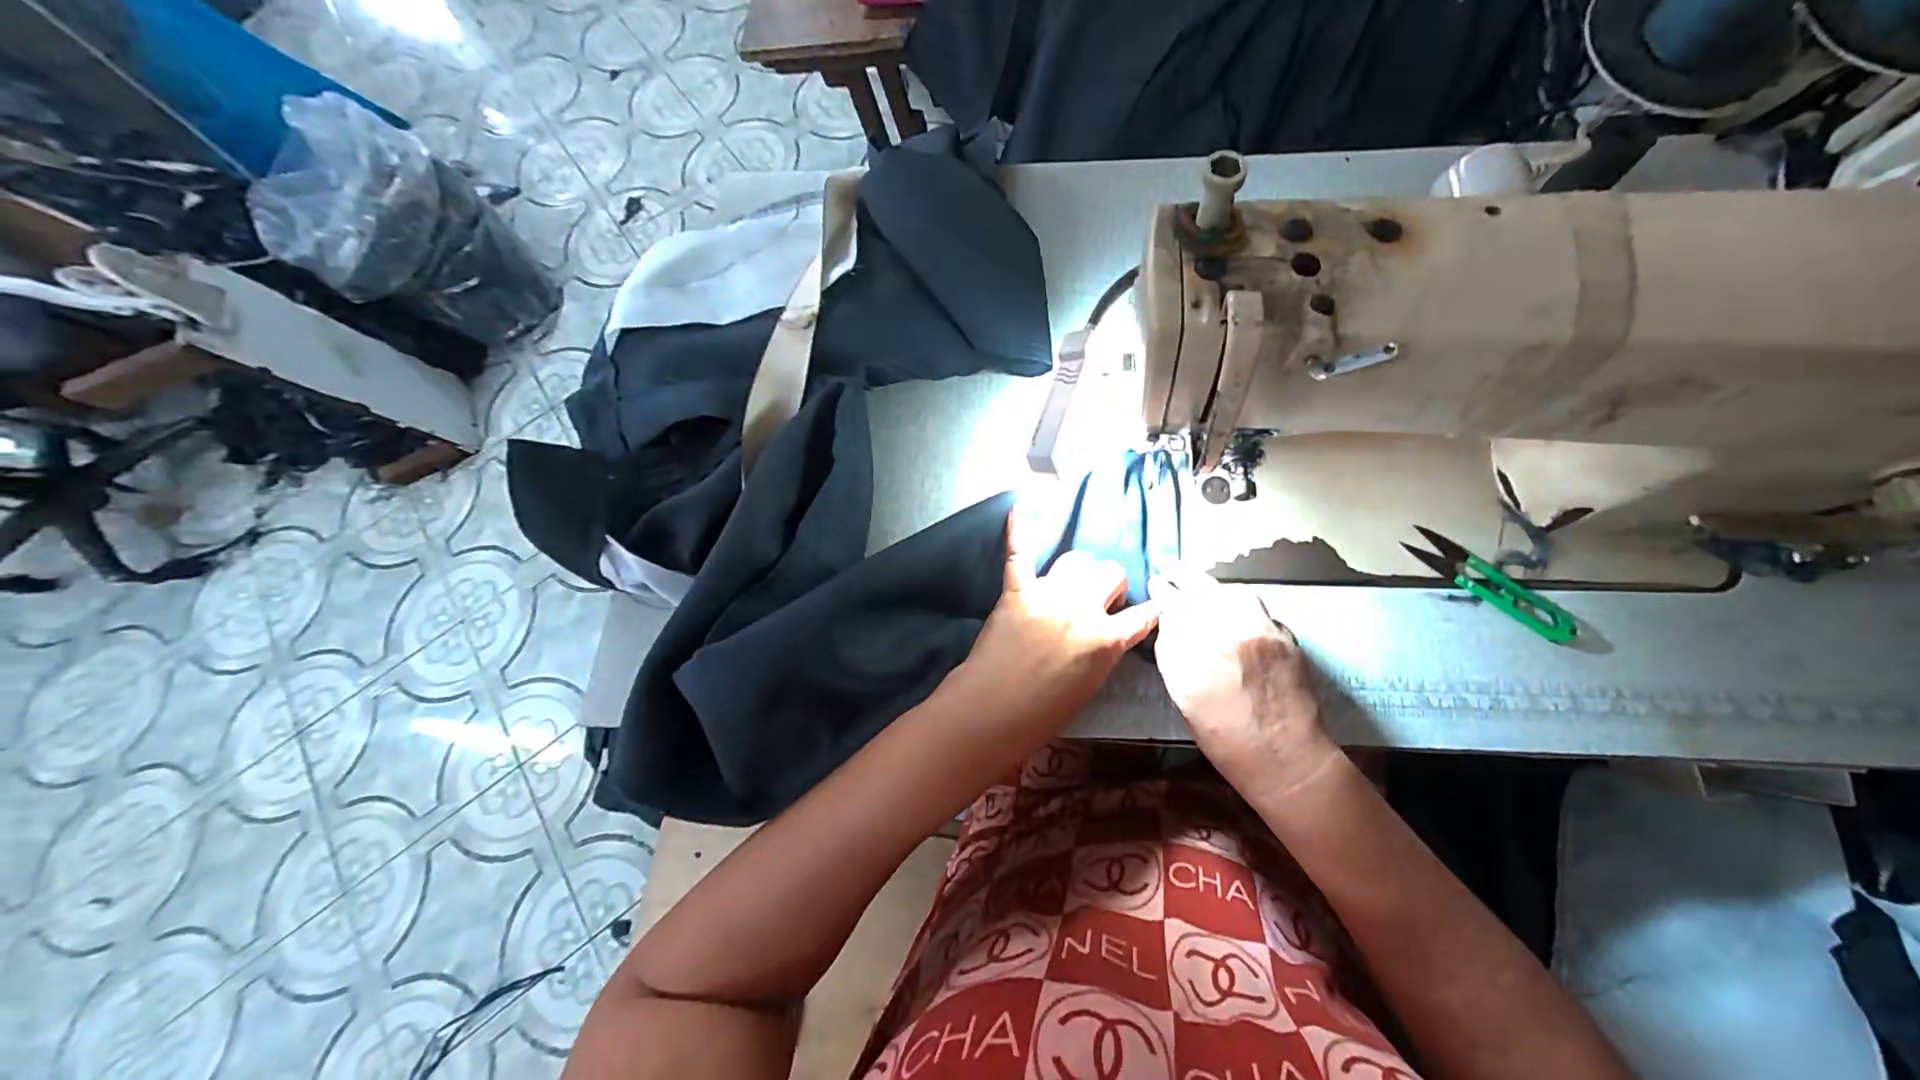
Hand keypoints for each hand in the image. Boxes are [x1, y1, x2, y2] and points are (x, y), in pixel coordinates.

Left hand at [944, 512, 1159, 735]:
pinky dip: (1019, 532)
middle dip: (1111, 584)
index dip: (1149, 612)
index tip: (1151, 608)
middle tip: (1099, 602)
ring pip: (1077, 560)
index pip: (1143, 615)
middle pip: (1111, 573)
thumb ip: (1104, 652)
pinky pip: (1020, 554)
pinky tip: (1019, 508)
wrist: (990, 711)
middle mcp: (1082, 609)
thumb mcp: (1090, 686)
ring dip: (1080, 569)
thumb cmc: (1042, 713)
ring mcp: (1048, 595)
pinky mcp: (1016, 591)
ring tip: (1073, 582)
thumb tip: (1108, 633)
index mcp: (1106, 639)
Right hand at [1151, 574, 1340, 796]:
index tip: (1157, 583)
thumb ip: (1173, 650)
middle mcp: (1227, 631)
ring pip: (1233, 594)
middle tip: (1173, 573)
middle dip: (1185, 578)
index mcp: (1193, 650)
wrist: (1284, 756)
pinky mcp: (1285, 636)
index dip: (1163, 590)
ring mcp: (1260, 630)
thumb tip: (1169, 622)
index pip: (1171, 603)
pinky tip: (1235, 616)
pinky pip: (1258, 609)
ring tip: (1204, 592)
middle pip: (1202, 589)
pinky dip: (1241, 606)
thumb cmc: (1222, 735)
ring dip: (1215, 590)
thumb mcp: (1182, 692)